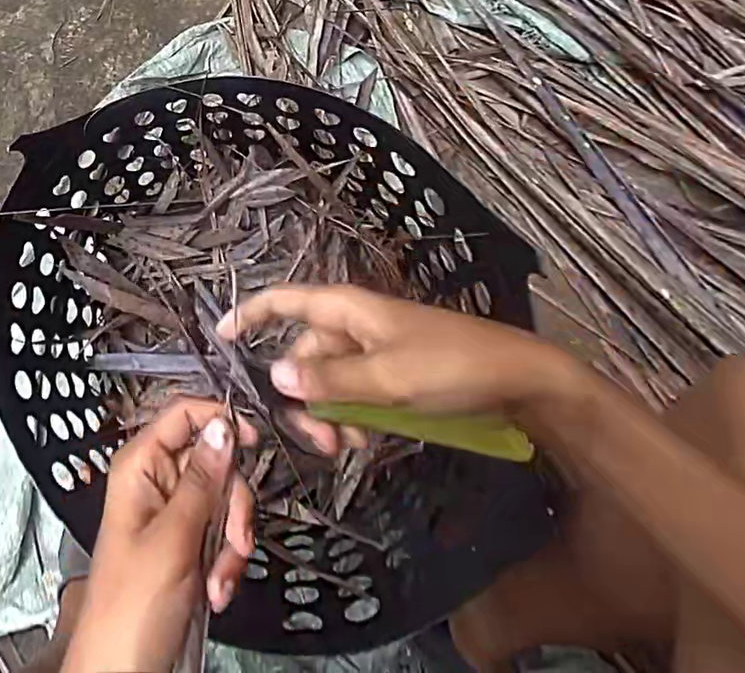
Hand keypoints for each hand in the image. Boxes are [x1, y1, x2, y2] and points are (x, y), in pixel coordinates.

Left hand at [62, 398, 256, 672]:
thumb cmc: (132, 605)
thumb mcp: (172, 538)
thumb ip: (202, 480)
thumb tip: (224, 424)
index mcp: (140, 464)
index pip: (182, 414)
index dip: (219, 418)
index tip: (254, 440)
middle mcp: (158, 479)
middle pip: (214, 459)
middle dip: (232, 502)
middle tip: (235, 538)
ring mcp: (175, 511)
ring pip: (224, 498)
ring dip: (232, 541)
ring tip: (219, 580)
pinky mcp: (189, 542)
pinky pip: (222, 532)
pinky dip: (227, 561)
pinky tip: (216, 590)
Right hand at [217, 284, 584, 450]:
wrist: (523, 382)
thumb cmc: (451, 366)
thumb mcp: (388, 378)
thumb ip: (330, 381)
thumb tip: (276, 377)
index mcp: (344, 309)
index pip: (282, 301)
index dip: (249, 315)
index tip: (221, 336)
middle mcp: (350, 326)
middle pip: (303, 357)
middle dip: (303, 398)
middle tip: (318, 439)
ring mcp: (370, 352)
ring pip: (326, 383)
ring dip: (328, 414)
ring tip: (347, 444)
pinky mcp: (389, 376)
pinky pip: (352, 395)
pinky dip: (351, 417)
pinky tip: (365, 440)